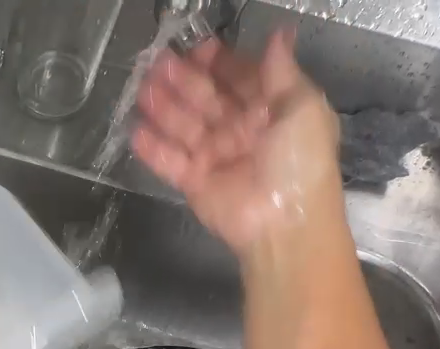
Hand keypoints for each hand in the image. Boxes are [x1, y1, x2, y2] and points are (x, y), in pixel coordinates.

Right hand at [132, 28, 341, 256]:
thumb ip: (282, 72)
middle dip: (183, 82)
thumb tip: (278, 34)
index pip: (239, 78)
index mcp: (270, 108)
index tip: (197, 49)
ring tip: (142, 92)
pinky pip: (170, 163)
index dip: (218, 63)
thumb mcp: (302, 106)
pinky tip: (136, 132)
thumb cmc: (299, 161)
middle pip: (206, 100)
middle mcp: (240, 130)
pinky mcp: (194, 184)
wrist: (283, 222)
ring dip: (164, 109)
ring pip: (184, 127)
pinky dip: (153, 150)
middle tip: (158, 64)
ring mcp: (215, 157)